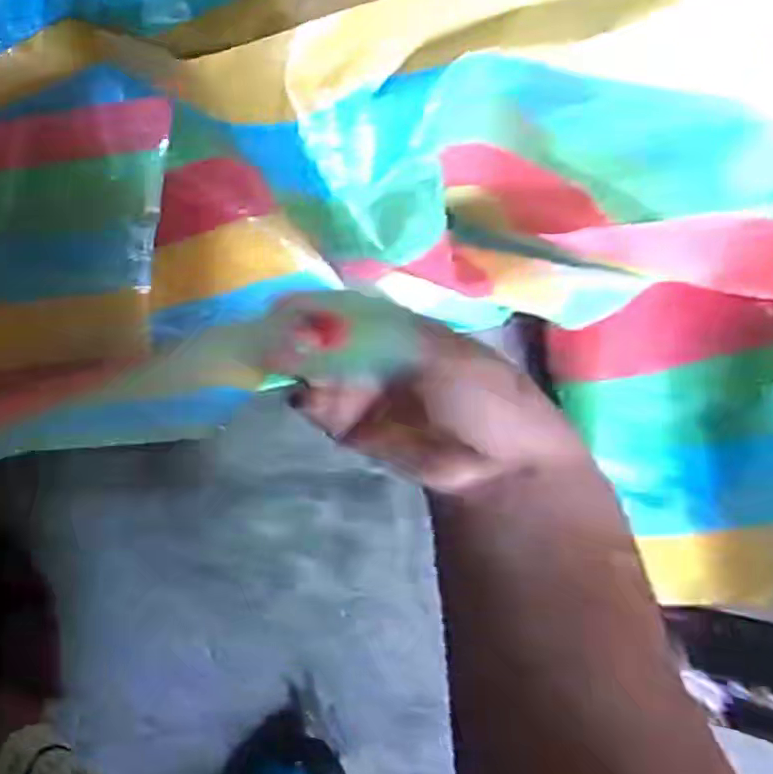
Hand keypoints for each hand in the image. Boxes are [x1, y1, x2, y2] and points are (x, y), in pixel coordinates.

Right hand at [279, 308, 591, 497]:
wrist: (500, 468)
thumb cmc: (488, 400)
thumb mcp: (441, 354)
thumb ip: (374, 337)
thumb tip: (314, 326)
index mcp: (394, 329)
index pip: (341, 307)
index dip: (312, 304)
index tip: (283, 305)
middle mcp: (364, 353)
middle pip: (314, 335)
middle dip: (292, 332)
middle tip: (272, 334)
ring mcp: (348, 386)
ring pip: (303, 365)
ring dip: (288, 361)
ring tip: (274, 359)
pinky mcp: (334, 418)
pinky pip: (304, 399)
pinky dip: (295, 392)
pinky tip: (300, 390)